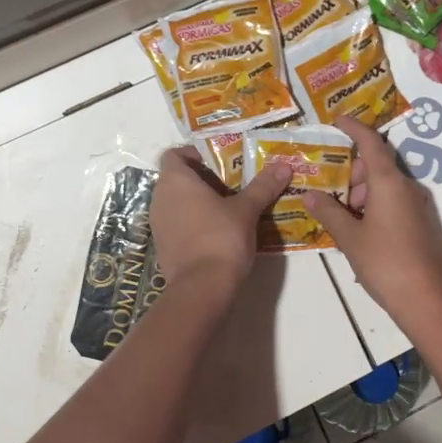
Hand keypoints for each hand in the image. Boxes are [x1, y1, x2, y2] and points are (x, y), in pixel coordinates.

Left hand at [151, 147, 290, 289]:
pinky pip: (175, 225)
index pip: (173, 155)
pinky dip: (191, 224)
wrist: (202, 288)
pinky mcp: (162, 247)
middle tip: (229, 185)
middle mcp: (160, 198)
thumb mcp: (246, 210)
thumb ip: (263, 186)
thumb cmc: (221, 237)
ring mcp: (157, 224)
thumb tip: (284, 166)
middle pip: (175, 179)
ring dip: (195, 203)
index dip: (192, 155)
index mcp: (175, 181)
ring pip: (175, 203)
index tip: (216, 163)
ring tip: (226, 209)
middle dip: (200, 180)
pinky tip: (215, 234)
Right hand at [303, 117, 441, 333]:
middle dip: (350, 172)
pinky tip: (356, 229)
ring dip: (360, 193)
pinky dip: (372, 207)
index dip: (353, 127)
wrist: (428, 300)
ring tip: (337, 216)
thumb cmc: (386, 263)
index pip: (371, 142)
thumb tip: (310, 195)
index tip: (336, 120)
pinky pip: (392, 202)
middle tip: (327, 189)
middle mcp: (405, 187)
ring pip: (383, 186)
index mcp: (388, 182)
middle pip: (375, 165)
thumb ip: (328, 212)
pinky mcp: (420, 224)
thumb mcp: (350, 238)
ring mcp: (416, 206)